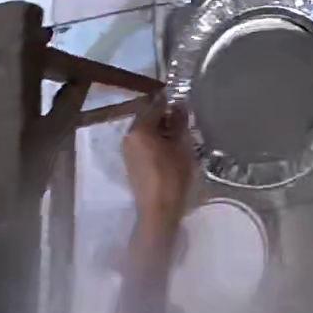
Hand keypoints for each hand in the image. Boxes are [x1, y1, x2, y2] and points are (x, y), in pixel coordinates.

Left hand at [122, 96, 194, 241]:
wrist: (158, 210)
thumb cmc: (172, 175)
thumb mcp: (182, 145)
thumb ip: (180, 122)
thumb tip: (179, 105)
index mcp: (139, 128)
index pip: (156, 104)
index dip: (171, 101)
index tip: (184, 101)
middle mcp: (129, 135)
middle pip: (148, 115)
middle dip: (165, 114)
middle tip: (184, 118)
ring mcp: (127, 149)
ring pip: (145, 129)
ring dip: (160, 127)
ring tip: (179, 133)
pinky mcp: (130, 161)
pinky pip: (143, 141)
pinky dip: (155, 139)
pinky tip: (169, 146)